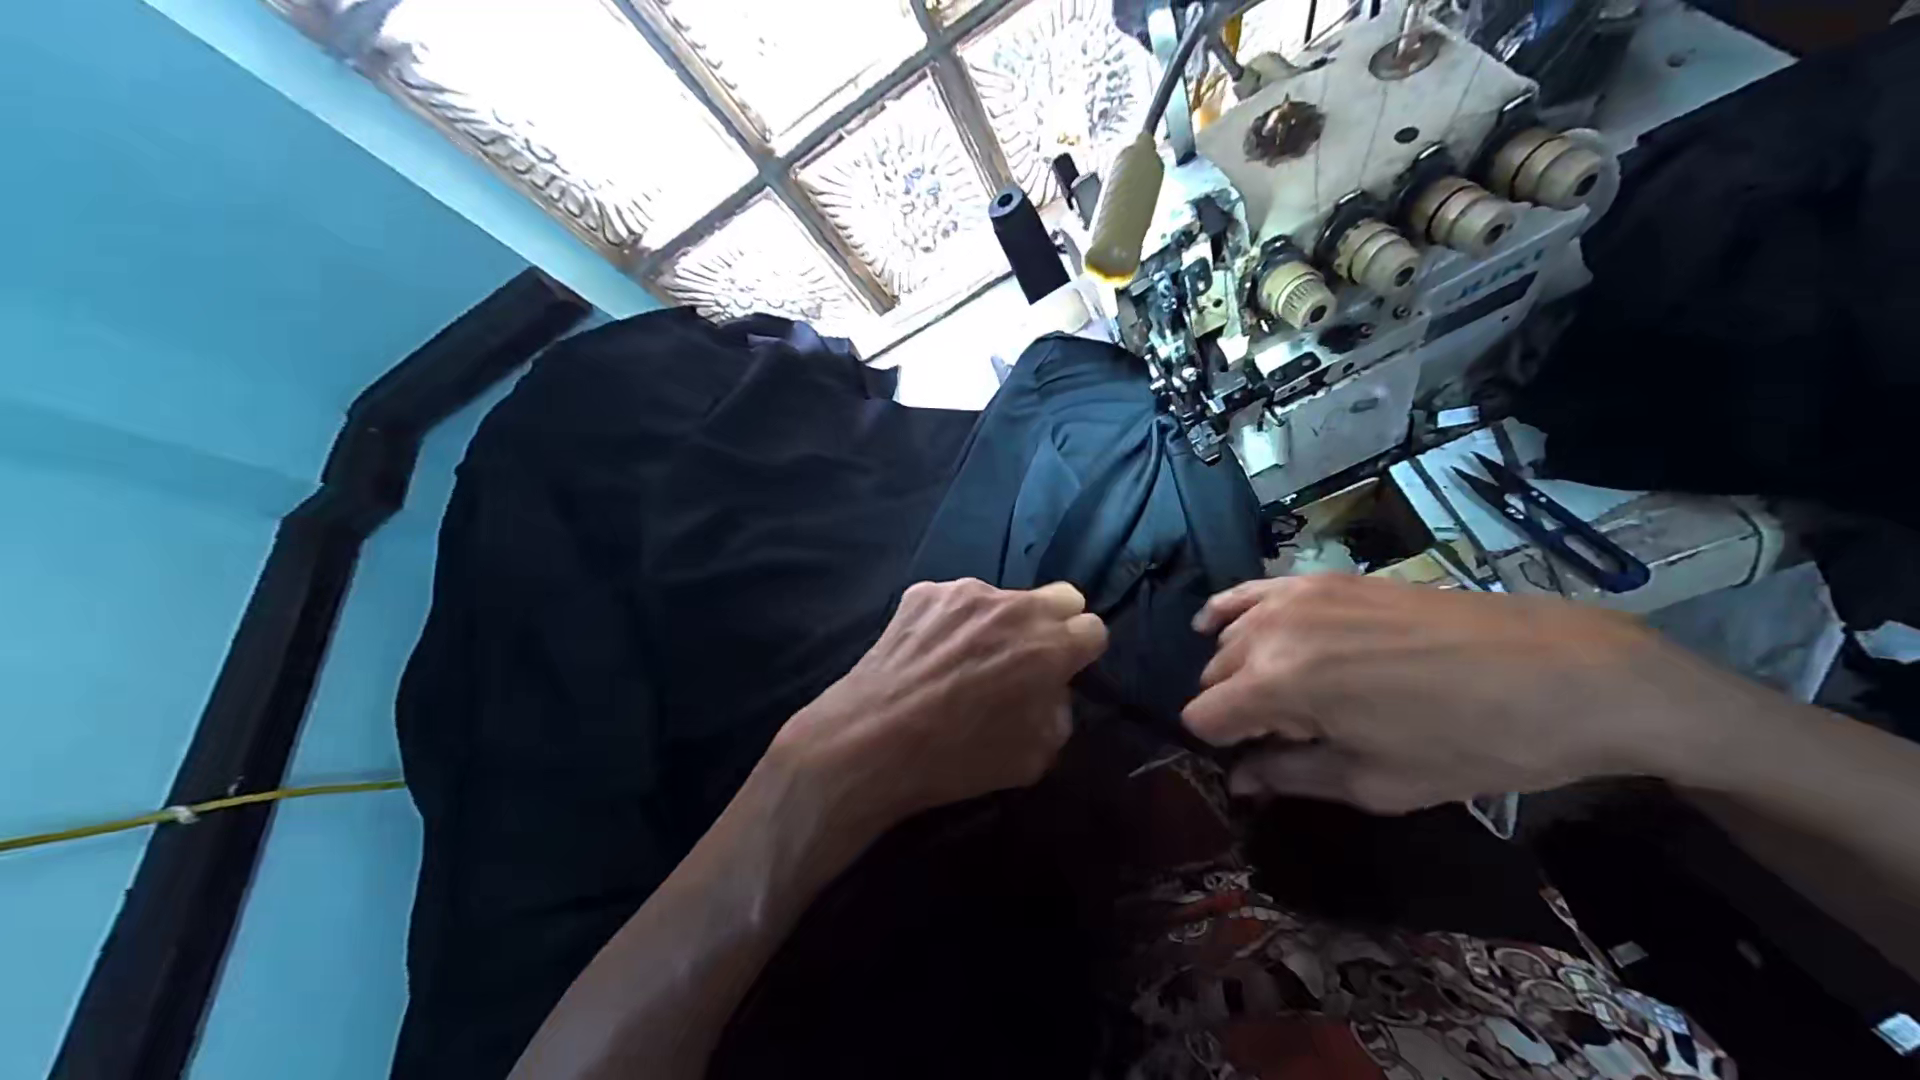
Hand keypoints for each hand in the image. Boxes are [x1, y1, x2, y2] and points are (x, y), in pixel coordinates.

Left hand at [768, 579, 1108, 833]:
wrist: (871, 741)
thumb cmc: (957, 759)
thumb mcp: (1034, 757)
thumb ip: (1058, 713)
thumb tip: (1052, 689)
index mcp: (1049, 647)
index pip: (1093, 628)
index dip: (1081, 653)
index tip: (1064, 669)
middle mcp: (1013, 606)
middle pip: (1061, 596)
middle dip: (1054, 623)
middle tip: (1027, 656)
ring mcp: (965, 591)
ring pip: (1004, 597)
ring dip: (999, 622)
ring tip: (965, 659)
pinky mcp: (924, 591)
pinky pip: (957, 601)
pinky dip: (955, 621)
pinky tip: (932, 653)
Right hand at [1183, 575, 1761, 812]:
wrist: (1565, 672)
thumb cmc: (1473, 743)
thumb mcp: (1378, 782)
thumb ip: (1290, 776)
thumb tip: (1238, 780)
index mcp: (1280, 684)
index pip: (1202, 716)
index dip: (1221, 746)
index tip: (1257, 760)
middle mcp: (1271, 631)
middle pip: (1212, 675)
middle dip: (1235, 709)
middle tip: (1290, 733)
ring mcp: (1294, 595)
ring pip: (1227, 638)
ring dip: (1240, 669)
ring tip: (1291, 690)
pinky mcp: (1320, 578)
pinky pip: (1247, 591)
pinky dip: (1228, 613)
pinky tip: (1222, 627)